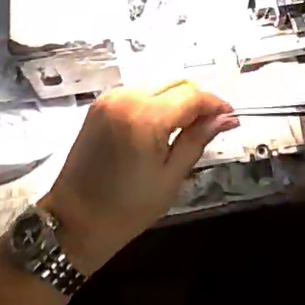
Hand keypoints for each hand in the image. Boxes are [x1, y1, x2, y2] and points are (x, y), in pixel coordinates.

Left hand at [38, 81, 236, 272]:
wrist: (74, 221)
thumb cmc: (127, 208)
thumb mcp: (171, 176)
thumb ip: (198, 139)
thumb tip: (226, 118)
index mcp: (146, 117)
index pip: (192, 95)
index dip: (215, 104)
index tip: (230, 118)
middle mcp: (127, 98)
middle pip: (176, 83)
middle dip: (197, 100)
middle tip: (211, 125)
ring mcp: (111, 99)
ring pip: (158, 85)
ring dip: (177, 100)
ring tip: (188, 128)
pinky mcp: (101, 105)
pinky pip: (139, 93)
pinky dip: (156, 103)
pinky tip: (162, 126)